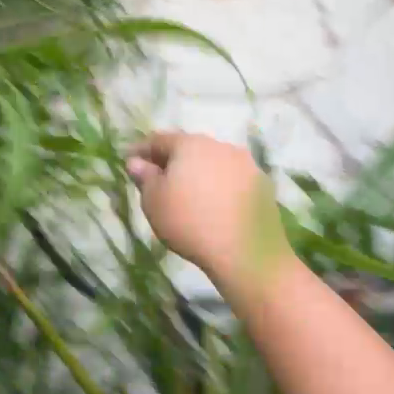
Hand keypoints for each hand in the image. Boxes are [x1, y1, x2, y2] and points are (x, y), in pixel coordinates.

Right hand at [125, 132, 292, 290]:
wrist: (244, 253)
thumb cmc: (188, 221)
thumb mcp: (153, 200)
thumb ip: (144, 176)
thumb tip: (136, 162)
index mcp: (190, 144)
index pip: (158, 140)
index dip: (141, 151)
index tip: (130, 163)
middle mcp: (220, 146)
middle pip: (188, 148)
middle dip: (171, 160)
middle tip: (158, 179)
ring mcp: (246, 164)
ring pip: (212, 162)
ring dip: (197, 172)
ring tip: (187, 193)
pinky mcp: (263, 185)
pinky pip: (231, 178)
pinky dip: (218, 185)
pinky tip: (212, 204)